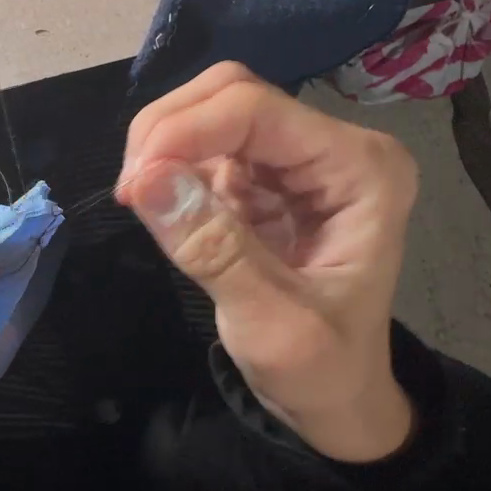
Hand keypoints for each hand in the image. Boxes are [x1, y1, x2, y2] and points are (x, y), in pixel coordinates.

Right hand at [118, 63, 418, 462]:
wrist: (334, 398)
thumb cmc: (320, 368)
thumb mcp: (271, 323)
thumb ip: (213, 249)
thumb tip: (145, 181)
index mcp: (359, 171)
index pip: (256, 110)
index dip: (183, 132)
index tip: (131, 186)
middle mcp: (331, 149)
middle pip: (232, 92)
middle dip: (168, 128)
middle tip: (130, 189)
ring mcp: (294, 161)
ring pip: (211, 109)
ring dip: (161, 143)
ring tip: (137, 197)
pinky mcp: (260, 179)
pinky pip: (202, 145)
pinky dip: (167, 163)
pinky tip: (156, 202)